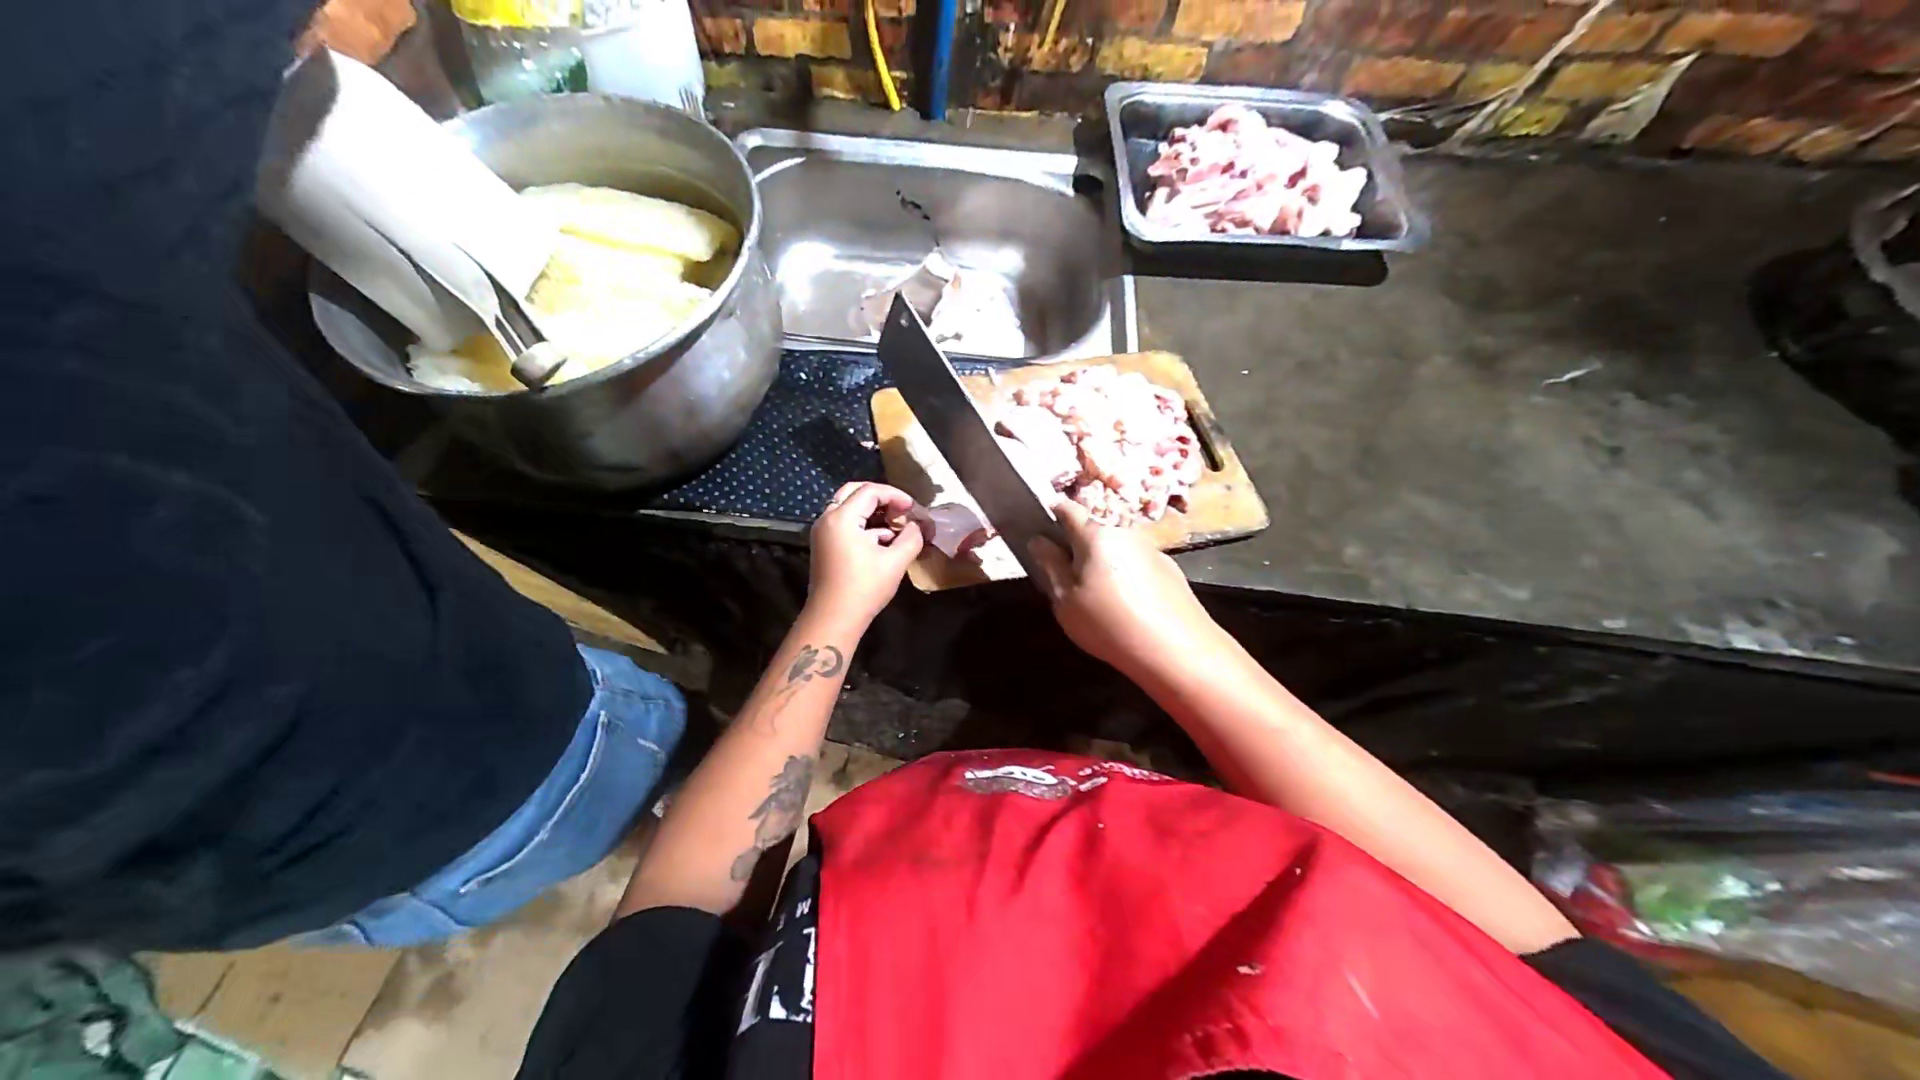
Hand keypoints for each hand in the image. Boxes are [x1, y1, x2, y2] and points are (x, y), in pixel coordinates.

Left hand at [807, 482, 924, 628]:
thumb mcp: (895, 562)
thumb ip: (911, 538)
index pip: (870, 491)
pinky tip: (885, 540)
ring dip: (873, 512)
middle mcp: (827, 519)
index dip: (895, 495)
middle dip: (881, 498)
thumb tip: (916, 526)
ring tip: (897, 525)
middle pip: (854, 492)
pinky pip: (845, 523)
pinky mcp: (825, 545)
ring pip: (849, 508)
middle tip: (902, 509)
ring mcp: (823, 532)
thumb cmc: (864, 589)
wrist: (833, 618)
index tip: (913, 509)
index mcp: (841, 518)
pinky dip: (864, 525)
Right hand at [1027, 500, 1220, 676]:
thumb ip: (1049, 566)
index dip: (1050, 516)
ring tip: (1100, 601)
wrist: (1177, 650)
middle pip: (1093, 532)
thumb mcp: (1065, 600)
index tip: (1041, 538)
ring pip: (1116, 550)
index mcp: (1095, 535)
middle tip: (1068, 583)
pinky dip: (1127, 579)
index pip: (1067, 509)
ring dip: (1104, 564)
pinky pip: (1137, 566)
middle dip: (1077, 549)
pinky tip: (1128, 608)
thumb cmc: (1109, 623)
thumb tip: (1038, 540)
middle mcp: (1125, 533)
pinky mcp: (1170, 570)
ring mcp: (1151, 550)